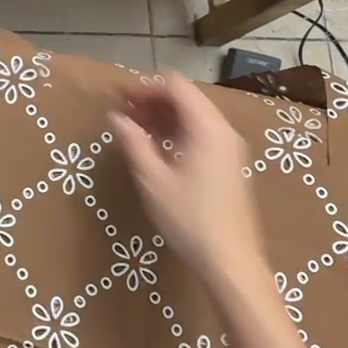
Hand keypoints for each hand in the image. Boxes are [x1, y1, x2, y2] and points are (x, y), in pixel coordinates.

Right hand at [110, 73, 265, 286]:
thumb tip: (116, 117)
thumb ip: (133, 142)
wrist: (231, 261)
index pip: (175, 85)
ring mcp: (228, 147)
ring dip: (163, 115)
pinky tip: (156, 146)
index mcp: (206, 127)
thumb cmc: (189, 218)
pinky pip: (200, 133)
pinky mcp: (228, 164)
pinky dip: (176, 130)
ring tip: (134, 127)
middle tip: (123, 110)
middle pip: (185, 97)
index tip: (120, 96)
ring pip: (193, 115)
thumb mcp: (153, 179)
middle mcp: (222, 130)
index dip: (146, 85)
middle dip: (153, 99)